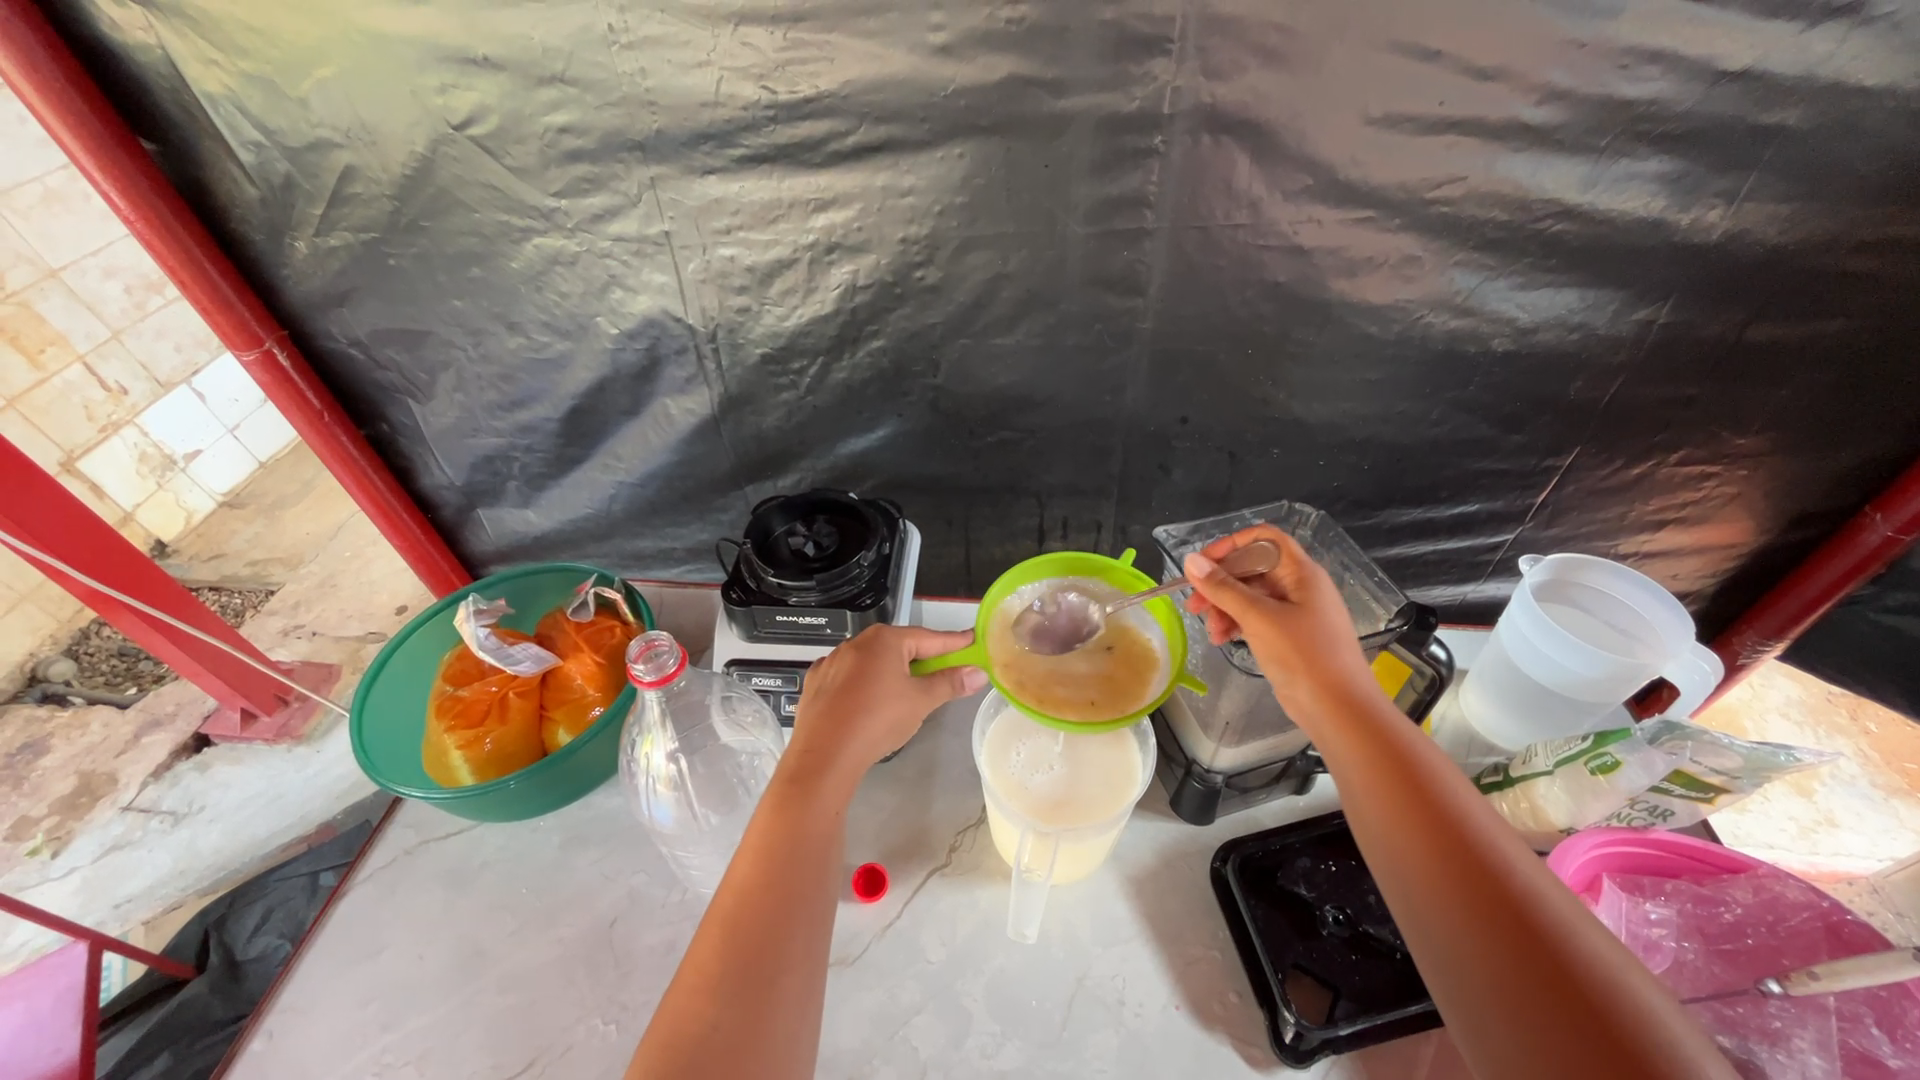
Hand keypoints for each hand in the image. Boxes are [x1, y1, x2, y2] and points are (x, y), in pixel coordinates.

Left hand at [787, 625, 986, 786]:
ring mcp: (831, 661)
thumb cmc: (878, 720)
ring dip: (889, 671)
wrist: (825, 754)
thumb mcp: (921, 701)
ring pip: (871, 661)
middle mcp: (856, 642)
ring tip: (903, 690)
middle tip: (942, 670)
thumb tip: (978, 673)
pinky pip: (848, 676)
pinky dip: (862, 683)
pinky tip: (867, 699)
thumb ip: (950, 683)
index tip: (971, 642)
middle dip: (921, 658)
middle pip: (898, 647)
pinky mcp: (816, 682)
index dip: (953, 643)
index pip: (929, 638)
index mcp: (885, 640)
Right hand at [1183, 525, 1378, 718]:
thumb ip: (1223, 588)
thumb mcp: (1258, 618)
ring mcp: (1293, 613)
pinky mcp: (1287, 636)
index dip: (1232, 544)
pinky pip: (1254, 618)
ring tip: (1210, 631)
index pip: (1264, 539)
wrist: (1338, 708)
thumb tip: (1191, 560)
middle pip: (1252, 568)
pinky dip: (1235, 624)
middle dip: (1219, 583)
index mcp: (1301, 572)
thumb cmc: (1303, 655)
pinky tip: (1221, 639)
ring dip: (1224, 608)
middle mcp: (1298, 586)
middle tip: (1193, 604)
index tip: (1202, 564)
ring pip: (1249, 596)